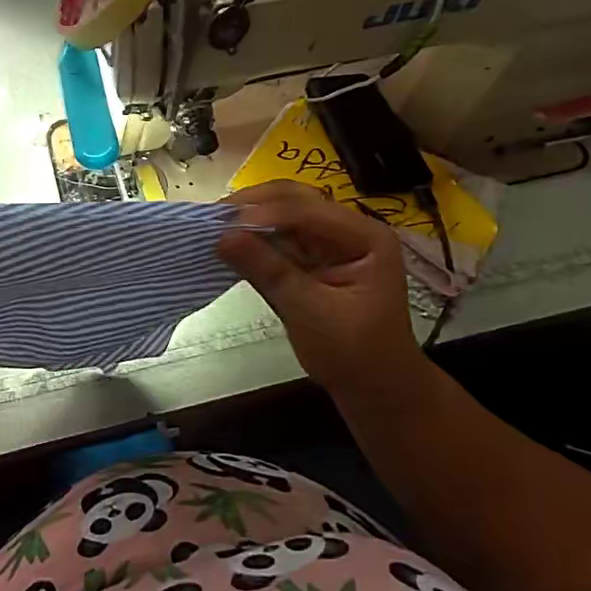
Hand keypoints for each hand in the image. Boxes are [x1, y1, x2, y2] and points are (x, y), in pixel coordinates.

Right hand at [218, 180, 421, 389]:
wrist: (376, 390)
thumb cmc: (353, 354)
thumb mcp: (309, 311)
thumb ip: (267, 270)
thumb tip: (222, 237)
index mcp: (366, 236)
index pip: (309, 210)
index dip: (265, 212)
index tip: (224, 223)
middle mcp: (351, 230)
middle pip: (298, 201)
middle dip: (256, 206)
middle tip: (214, 216)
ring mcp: (334, 243)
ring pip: (287, 215)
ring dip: (253, 219)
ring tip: (215, 225)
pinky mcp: (317, 259)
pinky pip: (284, 238)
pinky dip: (258, 239)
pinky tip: (232, 241)